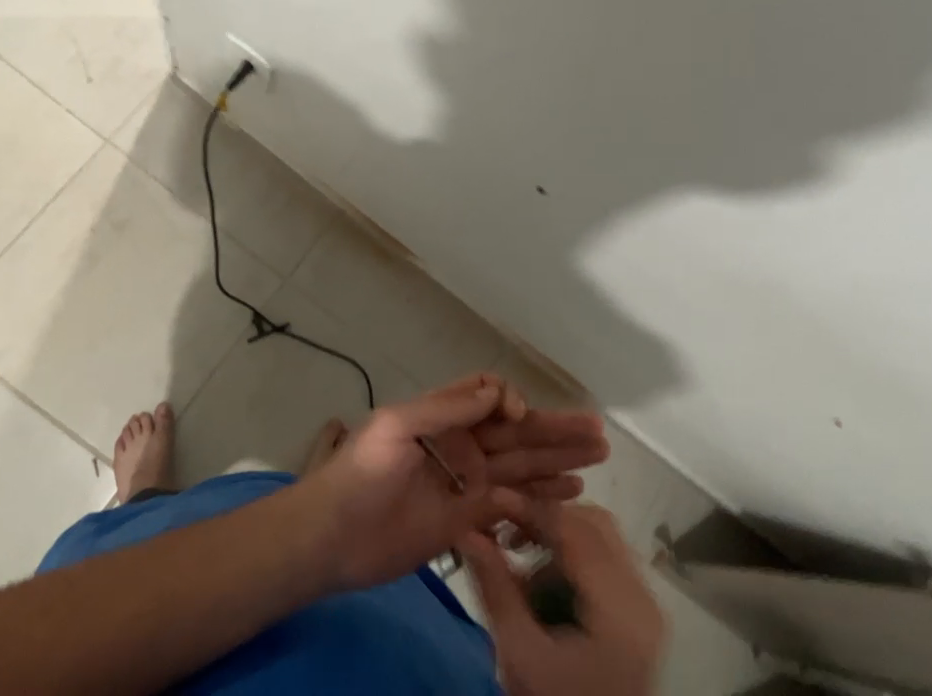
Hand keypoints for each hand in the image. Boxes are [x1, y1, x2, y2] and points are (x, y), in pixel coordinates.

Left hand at [295, 373, 607, 591]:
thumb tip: (496, 392)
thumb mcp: (394, 427)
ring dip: (559, 460)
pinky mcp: (469, 518)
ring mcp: (466, 483)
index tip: (519, 415)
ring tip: (599, 456)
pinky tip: (572, 492)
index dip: (510, 401)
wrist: (332, 537)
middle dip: (556, 430)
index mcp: (441, 417)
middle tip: (599, 431)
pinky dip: (543, 496)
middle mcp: (460, 445)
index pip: (488, 396)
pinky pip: (513, 502)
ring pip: (522, 465)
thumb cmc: (359, 474)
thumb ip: (445, 409)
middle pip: (517, 432)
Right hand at [458, 504, 665, 695]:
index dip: (532, 508)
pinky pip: (607, 562)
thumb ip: (496, 588)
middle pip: (596, 525)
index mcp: (620, 609)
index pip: (577, 531)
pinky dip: (573, 558)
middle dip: (547, 519)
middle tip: (504, 528)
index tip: (491, 499)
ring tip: (518, 556)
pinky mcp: (640, 615)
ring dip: (559, 537)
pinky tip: (542, 581)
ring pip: (602, 539)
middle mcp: (644, 598)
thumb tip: (466, 531)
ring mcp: (647, 606)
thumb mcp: (519, 655)